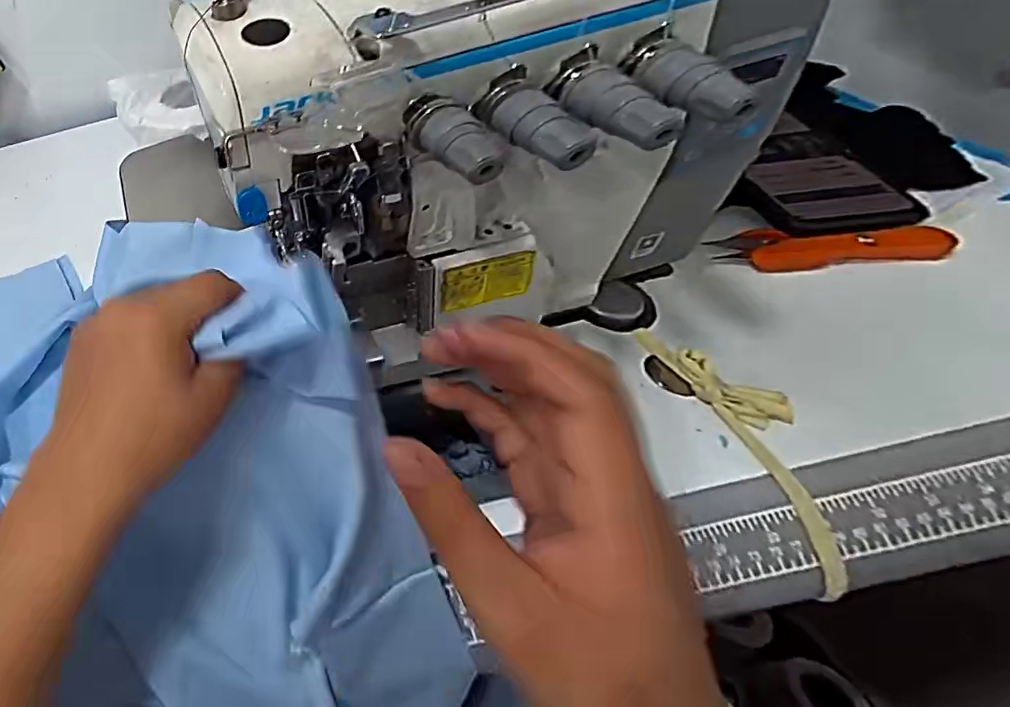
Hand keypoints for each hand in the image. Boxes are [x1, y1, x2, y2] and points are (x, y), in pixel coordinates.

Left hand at [35, 272, 246, 519]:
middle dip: (199, 312)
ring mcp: (95, 317)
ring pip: (149, 302)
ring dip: (168, 320)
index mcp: (156, 313)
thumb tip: (231, 332)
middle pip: (178, 289)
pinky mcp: (80, 335)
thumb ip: (233, 353)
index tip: (239, 331)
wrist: (85, 471)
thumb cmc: (153, 438)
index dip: (235, 300)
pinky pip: (123, 318)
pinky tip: (136, 369)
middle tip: (205, 355)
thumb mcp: (211, 400)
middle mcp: (122, 303)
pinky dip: (139, 330)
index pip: (210, 282)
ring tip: (167, 364)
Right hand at [383, 318, 718, 706]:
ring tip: (440, 355)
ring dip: (497, 371)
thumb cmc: (594, 675)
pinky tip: (451, 401)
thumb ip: (448, 519)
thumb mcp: (508, 602)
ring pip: (550, 405)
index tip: (461, 336)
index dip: (522, 351)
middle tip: (446, 336)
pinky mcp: (573, 503)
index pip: (582, 394)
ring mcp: (593, 489)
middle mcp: (611, 480)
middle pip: (573, 384)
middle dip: (509, 346)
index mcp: (614, 497)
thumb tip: (395, 447)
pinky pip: (532, 437)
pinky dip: (491, 410)